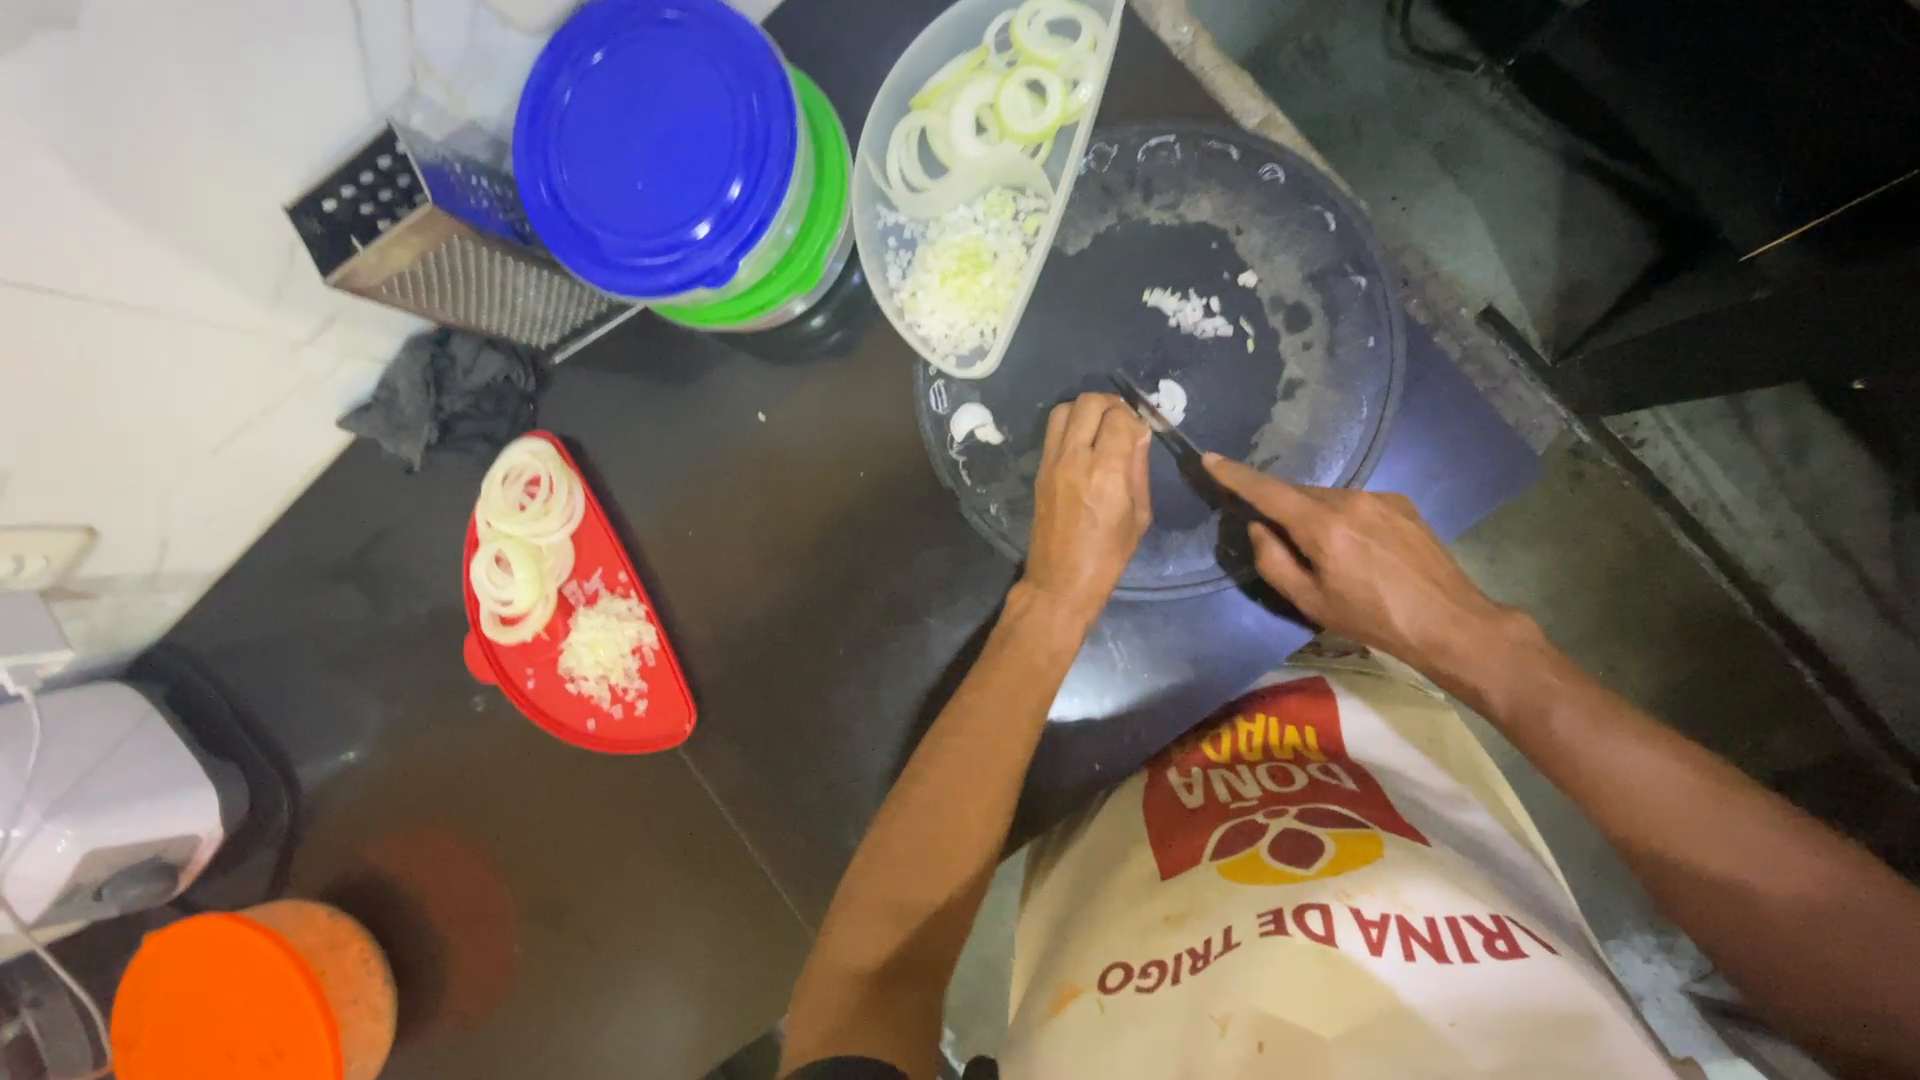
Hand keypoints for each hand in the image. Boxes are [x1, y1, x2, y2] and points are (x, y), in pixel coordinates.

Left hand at [1022, 393, 1151, 622]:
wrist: (1060, 580)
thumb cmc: (1108, 555)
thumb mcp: (1140, 514)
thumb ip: (1139, 468)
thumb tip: (1139, 434)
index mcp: (1107, 472)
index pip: (1121, 419)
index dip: (1135, 419)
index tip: (1142, 433)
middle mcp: (1075, 459)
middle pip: (1090, 403)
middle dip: (1112, 405)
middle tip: (1122, 421)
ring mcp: (1052, 462)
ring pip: (1065, 409)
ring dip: (1086, 410)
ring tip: (1101, 426)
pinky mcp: (1039, 470)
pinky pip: (1053, 431)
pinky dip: (1070, 425)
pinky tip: (1084, 441)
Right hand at [1204, 453, 1519, 672]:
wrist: (1449, 622)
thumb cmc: (1371, 619)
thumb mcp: (1309, 601)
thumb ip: (1273, 561)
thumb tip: (1258, 528)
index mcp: (1322, 527)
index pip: (1267, 491)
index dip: (1235, 475)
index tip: (1211, 459)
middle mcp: (1350, 501)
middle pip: (1297, 493)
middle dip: (1280, 507)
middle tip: (1279, 540)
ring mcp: (1380, 498)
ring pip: (1327, 498)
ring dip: (1313, 516)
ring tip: (1326, 554)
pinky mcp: (1401, 504)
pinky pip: (1355, 503)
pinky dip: (1342, 518)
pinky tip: (1358, 550)